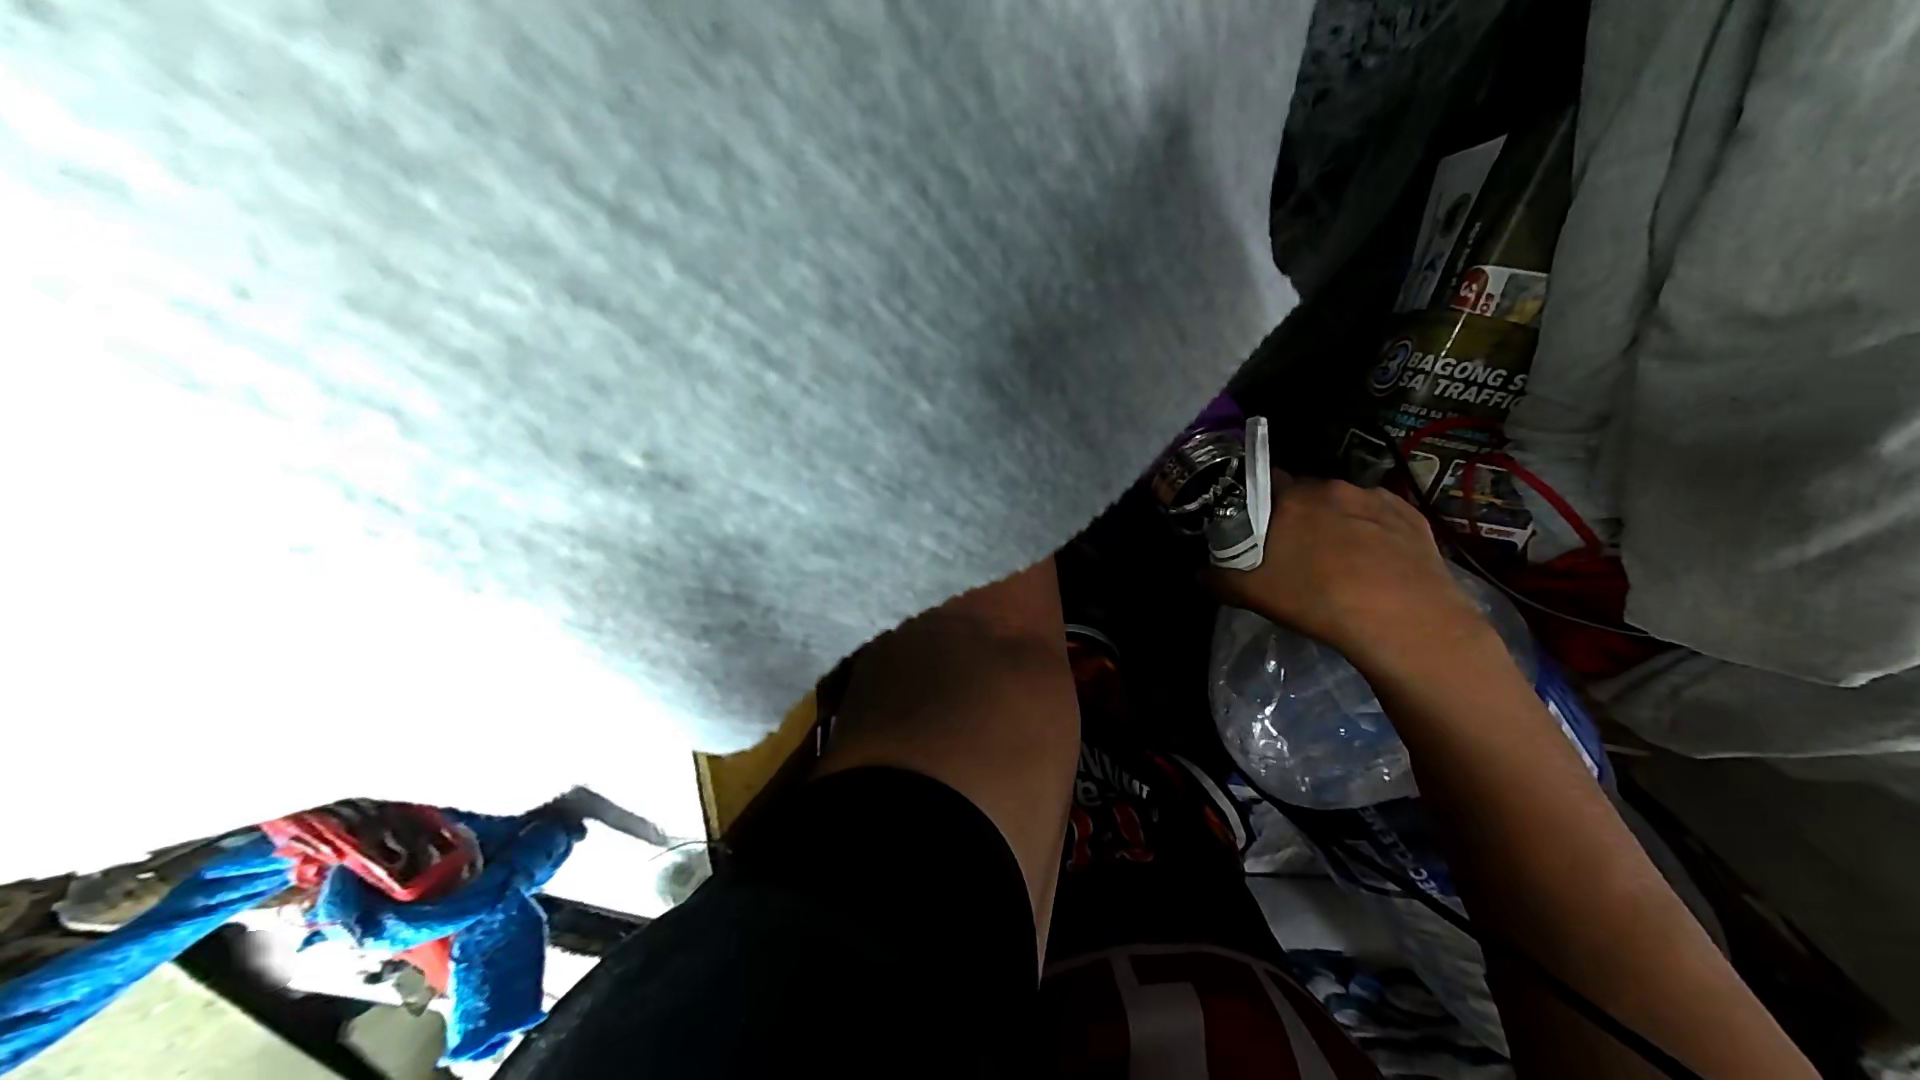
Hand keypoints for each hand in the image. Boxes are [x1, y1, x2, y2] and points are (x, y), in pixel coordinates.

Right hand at [1206, 474, 1485, 671]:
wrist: (1404, 620)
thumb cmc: (1317, 599)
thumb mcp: (1253, 595)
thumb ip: (1218, 578)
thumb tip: (1198, 572)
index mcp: (1290, 497)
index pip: (1263, 481)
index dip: (1257, 502)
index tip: (1257, 526)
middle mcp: (1332, 487)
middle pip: (1305, 492)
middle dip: (1297, 513)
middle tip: (1295, 548)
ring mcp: (1376, 498)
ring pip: (1344, 503)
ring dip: (1336, 520)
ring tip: (1339, 557)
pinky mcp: (1412, 515)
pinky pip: (1380, 515)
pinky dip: (1372, 530)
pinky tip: (1373, 560)